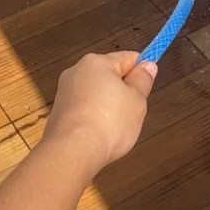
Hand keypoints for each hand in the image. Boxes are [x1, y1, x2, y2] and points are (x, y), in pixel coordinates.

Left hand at [42, 52, 156, 171]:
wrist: (74, 151)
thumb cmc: (108, 122)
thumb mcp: (137, 100)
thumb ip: (142, 80)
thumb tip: (147, 66)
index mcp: (96, 62)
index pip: (127, 57)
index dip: (142, 69)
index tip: (150, 82)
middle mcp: (76, 72)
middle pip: (109, 75)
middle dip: (124, 91)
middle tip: (134, 110)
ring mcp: (65, 92)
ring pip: (96, 94)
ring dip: (109, 106)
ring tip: (116, 126)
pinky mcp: (59, 112)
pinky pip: (85, 110)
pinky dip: (94, 118)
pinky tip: (101, 134)